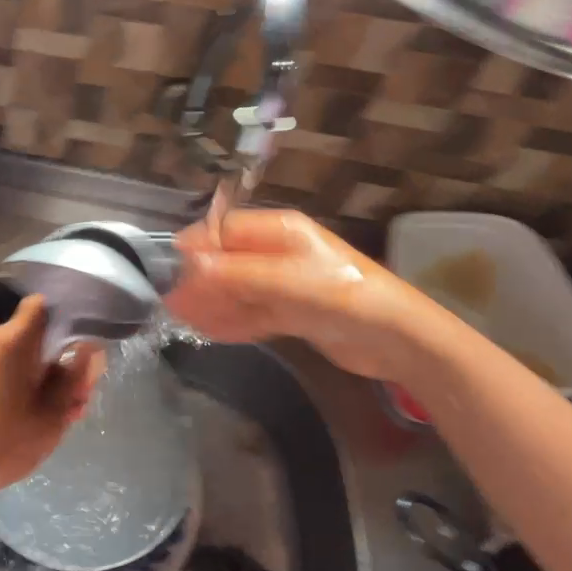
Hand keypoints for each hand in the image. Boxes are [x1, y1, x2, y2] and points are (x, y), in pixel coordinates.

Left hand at [0, 295, 103, 509]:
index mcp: (13, 339)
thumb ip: (75, 378)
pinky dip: (31, 388)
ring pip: (28, 358)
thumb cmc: (4, 440)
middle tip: (83, 395)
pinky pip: (13, 372)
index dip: (69, 316)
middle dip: (65, 359)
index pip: (43, 304)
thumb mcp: (52, 414)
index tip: (89, 343)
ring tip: (69, 414)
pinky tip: (47, 420)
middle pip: (39, 335)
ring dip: (51, 379)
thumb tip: (91, 348)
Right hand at [167, 209, 451, 381]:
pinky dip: (230, 320)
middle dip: (199, 279)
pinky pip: (251, 312)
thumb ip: (237, 274)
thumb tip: (187, 262)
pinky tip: (207, 330)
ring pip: (235, 289)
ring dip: (211, 302)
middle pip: (226, 261)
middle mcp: (277, 252)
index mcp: (278, 231)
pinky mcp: (291, 313)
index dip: (196, 247)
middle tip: (169, 302)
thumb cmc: (344, 296)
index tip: (170, 269)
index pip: (223, 230)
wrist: (401, 341)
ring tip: (180, 318)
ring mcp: (284, 283)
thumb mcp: (288, 282)